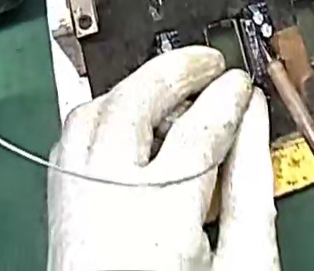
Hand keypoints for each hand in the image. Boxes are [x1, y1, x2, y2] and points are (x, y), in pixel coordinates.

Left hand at [47, 47, 277, 270]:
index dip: (226, 99)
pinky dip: (107, 112)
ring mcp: (72, 211)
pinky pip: (74, 139)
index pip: (193, 136)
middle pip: (130, 107)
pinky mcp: (60, 215)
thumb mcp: (242, 268)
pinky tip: (137, 117)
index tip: (245, 83)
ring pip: (92, 113)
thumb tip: (254, 118)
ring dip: (136, 86)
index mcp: (153, 232)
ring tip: (176, 83)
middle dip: (175, 71)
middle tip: (211, 62)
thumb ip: (250, 188)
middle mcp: (101, 212)